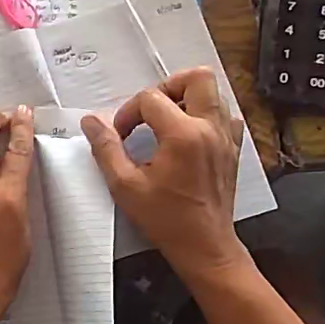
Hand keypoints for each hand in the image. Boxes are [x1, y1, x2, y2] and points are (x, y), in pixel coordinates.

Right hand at [82, 67, 250, 278]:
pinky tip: (188, 136)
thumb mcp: (125, 186)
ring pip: (215, 93)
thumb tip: (91, 122)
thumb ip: (106, 148)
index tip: (121, 135)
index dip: (128, 112)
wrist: (204, 246)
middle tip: (151, 110)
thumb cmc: (165, 220)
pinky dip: (207, 116)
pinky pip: (226, 116)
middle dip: (168, 86)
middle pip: (197, 77)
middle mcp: (210, 129)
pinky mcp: (233, 150)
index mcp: (183, 135)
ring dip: (188, 99)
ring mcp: (226, 138)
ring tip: (167, 122)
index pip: (151, 98)